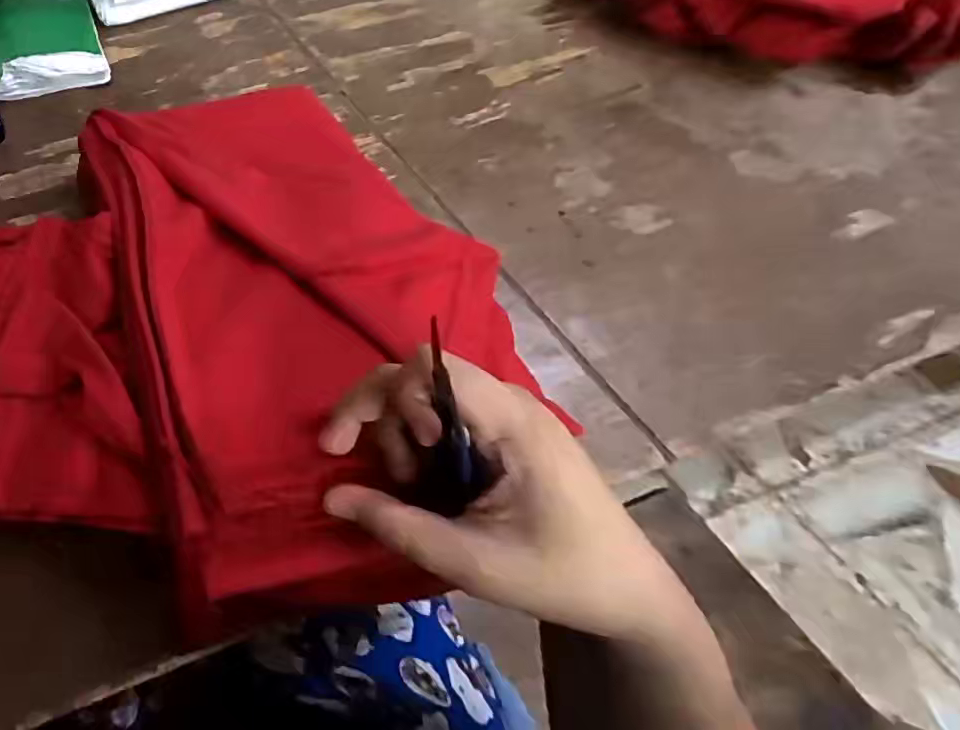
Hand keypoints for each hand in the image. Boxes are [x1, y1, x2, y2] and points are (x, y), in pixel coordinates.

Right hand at [320, 347, 701, 645]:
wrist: (630, 593)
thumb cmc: (560, 575)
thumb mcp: (473, 561)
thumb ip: (397, 525)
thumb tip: (329, 496)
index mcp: (510, 419)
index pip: (430, 365)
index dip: (399, 398)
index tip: (409, 458)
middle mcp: (505, 400)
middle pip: (414, 372)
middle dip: (378, 412)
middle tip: (353, 458)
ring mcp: (504, 411)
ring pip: (421, 391)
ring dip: (397, 432)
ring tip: (410, 485)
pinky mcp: (500, 427)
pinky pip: (440, 410)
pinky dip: (414, 438)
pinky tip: (421, 477)